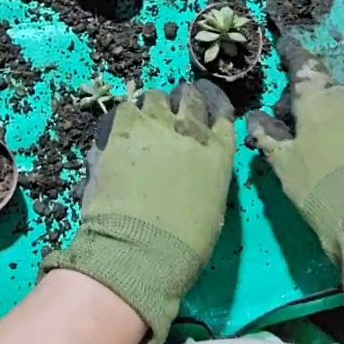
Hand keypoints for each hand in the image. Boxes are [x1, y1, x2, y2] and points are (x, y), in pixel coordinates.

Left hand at [44, 82, 235, 343]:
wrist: (142, 247)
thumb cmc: (184, 244)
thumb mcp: (212, 206)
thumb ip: (206, 174)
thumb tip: (192, 168)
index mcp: (218, 152)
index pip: (222, 114)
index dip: (212, 108)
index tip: (205, 112)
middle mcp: (191, 130)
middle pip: (190, 96)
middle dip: (182, 102)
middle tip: (172, 115)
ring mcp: (156, 125)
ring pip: (156, 96)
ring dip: (153, 107)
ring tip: (144, 122)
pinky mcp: (123, 129)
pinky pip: (126, 107)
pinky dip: (126, 117)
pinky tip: (121, 131)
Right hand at [246, 60, 343, 297]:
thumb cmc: (319, 183)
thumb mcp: (284, 163)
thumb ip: (268, 136)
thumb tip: (255, 118)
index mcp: (316, 97)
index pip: (302, 64)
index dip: (291, 54)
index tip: (284, 44)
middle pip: (322, 90)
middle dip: (306, 101)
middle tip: (291, 127)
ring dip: (331, 119)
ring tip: (321, 149)